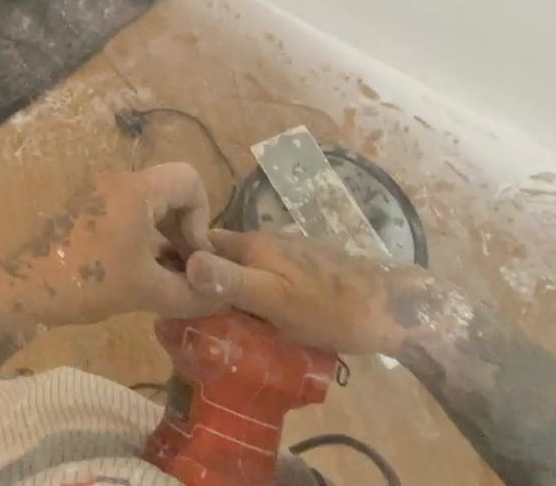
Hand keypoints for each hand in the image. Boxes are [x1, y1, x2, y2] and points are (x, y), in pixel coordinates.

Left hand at [0, 163, 222, 327]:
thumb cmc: (90, 282)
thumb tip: (225, 297)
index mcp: (136, 190)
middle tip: (183, 269)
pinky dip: (140, 236)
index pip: (189, 179)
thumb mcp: (150, 293)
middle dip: (184, 229)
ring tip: (163, 276)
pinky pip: (126, 212)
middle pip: (170, 191)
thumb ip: (194, 294)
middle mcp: (118, 182)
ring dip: (162, 236)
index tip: (191, 253)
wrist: (28, 286)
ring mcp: (98, 193)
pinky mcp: (85, 209)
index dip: (202, 215)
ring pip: (148, 204)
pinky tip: (138, 273)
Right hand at [184, 228, 437, 355]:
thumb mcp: (274, 300)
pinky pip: (265, 273)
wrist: (392, 308)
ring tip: (217, 316)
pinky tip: (257, 314)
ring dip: (228, 282)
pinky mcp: (305, 267)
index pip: (200, 241)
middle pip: (221, 252)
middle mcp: (264, 240)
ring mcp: (287, 251)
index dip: (179, 257)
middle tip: (187, 308)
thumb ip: (230, 281)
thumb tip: (184, 261)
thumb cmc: (328, 306)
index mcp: (250, 244)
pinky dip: (252, 288)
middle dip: (202, 273)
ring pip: (244, 263)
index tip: (163, 284)